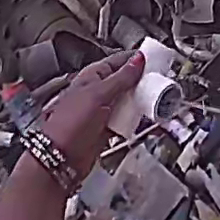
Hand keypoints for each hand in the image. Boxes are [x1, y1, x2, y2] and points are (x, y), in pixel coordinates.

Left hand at [40, 51, 143, 172]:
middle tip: (159, 81)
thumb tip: (138, 59)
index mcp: (92, 76)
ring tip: (155, 99)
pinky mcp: (106, 129)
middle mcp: (97, 92)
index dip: (136, 60)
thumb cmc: (69, 123)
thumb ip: (121, 78)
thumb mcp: (99, 95)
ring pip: (127, 101)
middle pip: (125, 81)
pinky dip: (135, 120)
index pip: (118, 61)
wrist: (60, 160)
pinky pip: (126, 121)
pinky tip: (144, 119)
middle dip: (141, 82)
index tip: (154, 60)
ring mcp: (102, 111)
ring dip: (140, 101)